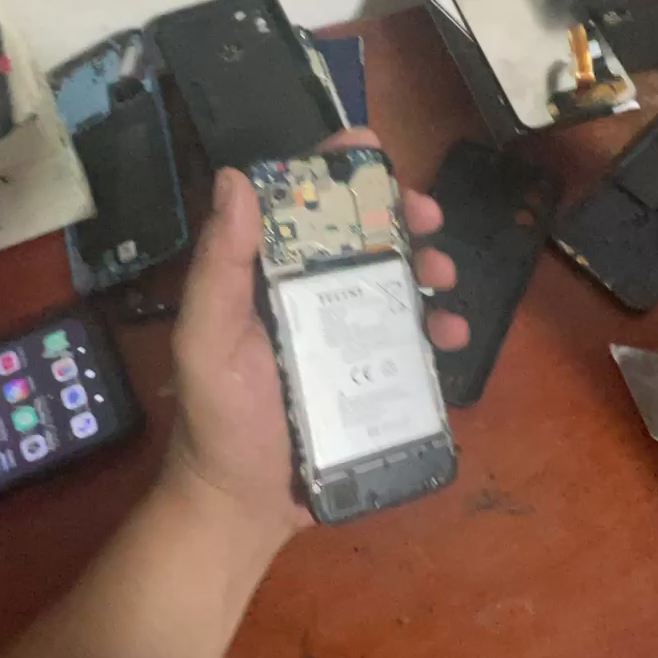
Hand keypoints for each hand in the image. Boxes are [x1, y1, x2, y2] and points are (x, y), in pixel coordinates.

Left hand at [162, 128, 467, 539]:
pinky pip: (407, 338)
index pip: (299, 206)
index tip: (373, 151)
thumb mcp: (208, 339)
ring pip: (392, 281)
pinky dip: (435, 327)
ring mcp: (340, 334)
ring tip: (446, 277)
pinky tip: (450, 335)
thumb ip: (218, 265)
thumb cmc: (221, 420)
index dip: (334, 172)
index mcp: (264, 276)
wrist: (245, 506)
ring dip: (427, 267)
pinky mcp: (368, 372)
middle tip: (430, 217)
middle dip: (399, 216)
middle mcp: (304, 294)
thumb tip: (235, 179)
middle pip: (359, 237)